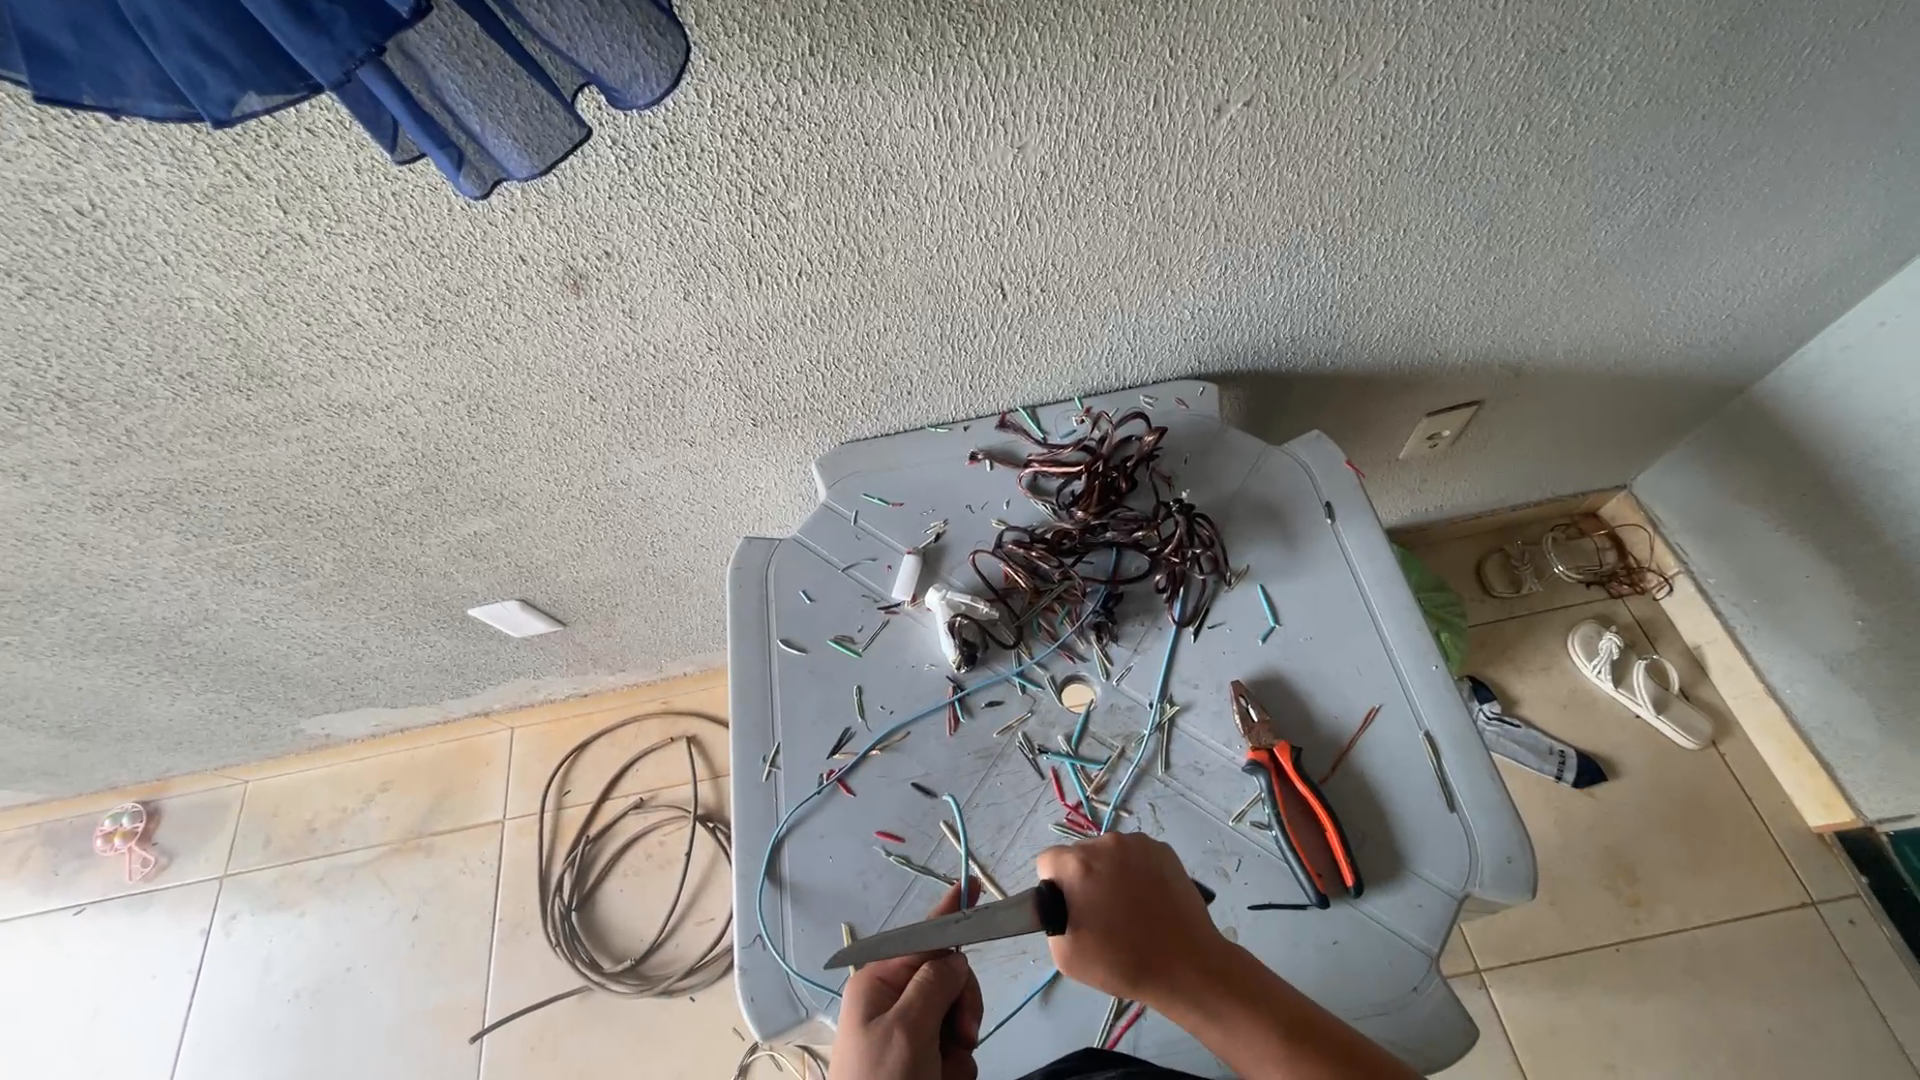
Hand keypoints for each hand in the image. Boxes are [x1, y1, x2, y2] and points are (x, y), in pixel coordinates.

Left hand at [829, 883, 983, 1079]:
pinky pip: (954, 1047)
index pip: (922, 935)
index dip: (949, 911)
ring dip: (959, 1045)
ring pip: (956, 1014)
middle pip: (948, 976)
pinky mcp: (919, 1059)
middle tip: (963, 1038)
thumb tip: (954, 958)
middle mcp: (892, 998)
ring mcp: (907, 1030)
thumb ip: (935, 984)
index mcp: (879, 981)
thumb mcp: (907, 1030)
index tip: (972, 886)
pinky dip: (955, 1066)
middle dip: (962, 1005)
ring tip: (943, 1072)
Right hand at [1037, 832, 1225, 1006]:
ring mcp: (1138, 843)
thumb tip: (1059, 901)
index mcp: (1077, 864)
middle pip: (1079, 854)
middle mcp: (1106, 843)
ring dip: (1109, 871)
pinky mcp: (1163, 849)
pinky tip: (1149, 899)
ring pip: (1108, 852)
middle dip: (1083, 877)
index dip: (1055, 886)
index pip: (1048, 861)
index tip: (1072, 909)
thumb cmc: (1123, 963)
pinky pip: (1135, 855)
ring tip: (1130, 907)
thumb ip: (1050, 918)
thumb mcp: (1065, 955)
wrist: (1188, 966)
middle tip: (1101, 912)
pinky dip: (1136, 871)